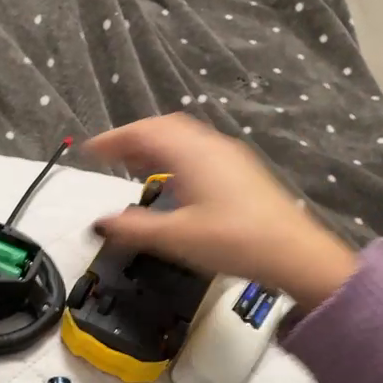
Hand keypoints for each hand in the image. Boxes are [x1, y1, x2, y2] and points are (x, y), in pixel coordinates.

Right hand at [86, 115, 358, 308]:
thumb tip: (99, 224)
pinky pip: (197, 152)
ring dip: (154, 147)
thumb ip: (132, 229)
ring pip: (183, 139)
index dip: (112, 139)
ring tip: (133, 167)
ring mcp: (229, 157)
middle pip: (164, 129)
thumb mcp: (175, 238)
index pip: (143, 132)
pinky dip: (173, 158)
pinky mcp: (241, 172)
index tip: (89, 150)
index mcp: (192, 154)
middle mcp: (211, 146)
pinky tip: (171, 182)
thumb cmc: (233, 241)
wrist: (294, 253)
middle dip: (132, 140)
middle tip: (108, 157)